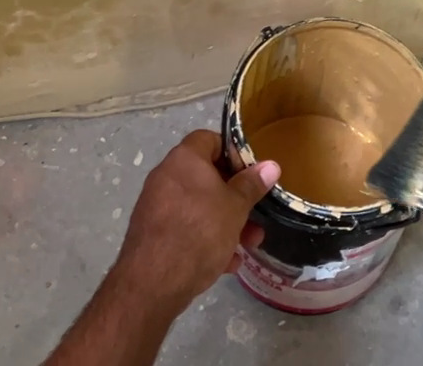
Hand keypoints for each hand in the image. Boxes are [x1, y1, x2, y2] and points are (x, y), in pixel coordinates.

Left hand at [116, 130, 279, 306]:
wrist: (152, 284)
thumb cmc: (199, 231)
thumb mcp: (235, 207)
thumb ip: (252, 185)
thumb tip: (271, 165)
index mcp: (185, 159)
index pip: (210, 139)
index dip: (233, 153)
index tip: (251, 174)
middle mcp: (166, 175)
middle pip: (206, 176)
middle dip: (234, 197)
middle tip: (255, 213)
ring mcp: (156, 205)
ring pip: (198, 206)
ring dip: (224, 222)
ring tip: (248, 244)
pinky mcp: (152, 234)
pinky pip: (184, 228)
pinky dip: (204, 240)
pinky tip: (226, 263)